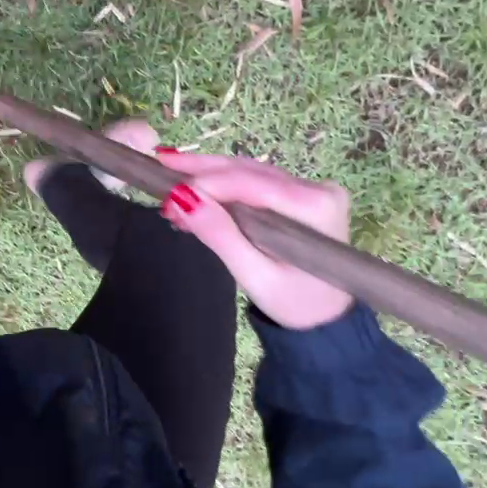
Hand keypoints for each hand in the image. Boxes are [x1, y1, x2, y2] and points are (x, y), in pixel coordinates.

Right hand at [153, 153, 352, 329]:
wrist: (326, 318)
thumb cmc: (294, 303)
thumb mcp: (253, 276)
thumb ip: (219, 235)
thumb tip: (180, 197)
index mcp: (315, 207)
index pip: (252, 182)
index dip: (208, 181)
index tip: (168, 189)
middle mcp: (317, 189)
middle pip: (248, 171)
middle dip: (200, 173)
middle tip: (160, 169)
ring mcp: (311, 187)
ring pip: (247, 172)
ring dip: (206, 177)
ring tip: (169, 187)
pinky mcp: (300, 192)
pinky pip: (253, 181)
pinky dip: (221, 185)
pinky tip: (193, 192)